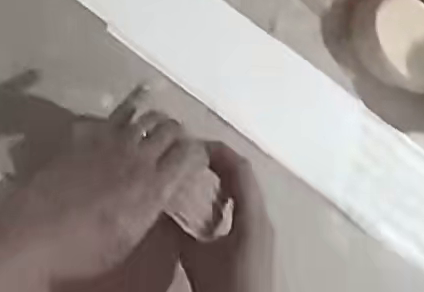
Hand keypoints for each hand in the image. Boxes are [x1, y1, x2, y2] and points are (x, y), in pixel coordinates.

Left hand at [0, 102, 207, 285]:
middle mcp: (138, 153)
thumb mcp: (130, 238)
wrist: (36, 231)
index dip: (198, 151)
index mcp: (153, 185)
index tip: (198, 157)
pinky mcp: (89, 130)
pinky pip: (116, 113)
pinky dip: (126, 114)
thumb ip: (151, 206)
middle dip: (179, 132)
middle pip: (171, 127)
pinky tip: (124, 121)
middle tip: (177, 142)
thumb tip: (163, 191)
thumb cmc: (84, 249)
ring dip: (155, 119)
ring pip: (146, 114)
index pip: (190, 153)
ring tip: (154, 128)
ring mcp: (112, 137)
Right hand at [178, 144, 273, 291]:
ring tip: (198, 177)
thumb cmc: (225, 289)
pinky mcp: (259, 245)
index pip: (240, 166)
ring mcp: (264, 232)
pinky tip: (210, 208)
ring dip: (225, 179)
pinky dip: (229, 197)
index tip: (192, 146)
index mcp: (252, 214)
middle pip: (245, 176)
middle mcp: (263, 218)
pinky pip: (246, 208)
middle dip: (219, 162)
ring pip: (246, 192)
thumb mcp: (196, 259)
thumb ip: (179, 230)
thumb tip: (160, 205)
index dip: (218, 150)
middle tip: (191, 158)